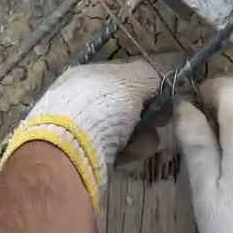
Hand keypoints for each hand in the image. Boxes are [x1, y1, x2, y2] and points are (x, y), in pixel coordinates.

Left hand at [0, 59, 162, 209]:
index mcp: (89, 74)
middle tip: (158, 124)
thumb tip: (161, 83)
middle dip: (146, 116)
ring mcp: (79, 130)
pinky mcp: (81, 158)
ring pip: (122, 131)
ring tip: (145, 144)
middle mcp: (82, 99)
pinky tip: (131, 156)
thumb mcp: (134, 78)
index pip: (125, 77)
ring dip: (141, 136)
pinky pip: (112, 151)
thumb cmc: (103, 105)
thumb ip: (152, 76)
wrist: (68, 150)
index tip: (165, 102)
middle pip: (126, 107)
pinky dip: (126, 153)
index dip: (148, 88)